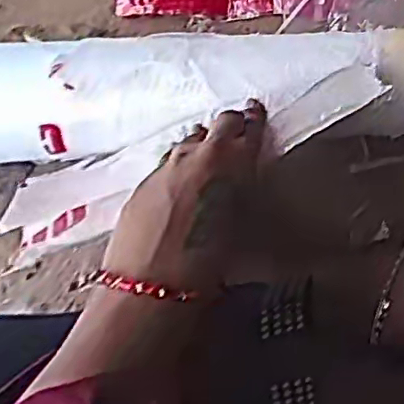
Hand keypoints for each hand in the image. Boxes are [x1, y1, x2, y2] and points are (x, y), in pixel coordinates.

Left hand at [101, 103, 267, 300]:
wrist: (151, 287)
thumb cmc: (208, 261)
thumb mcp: (246, 220)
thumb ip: (247, 186)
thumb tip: (246, 177)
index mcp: (236, 159)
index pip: (252, 124)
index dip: (257, 119)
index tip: (257, 116)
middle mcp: (204, 153)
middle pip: (223, 120)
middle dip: (232, 124)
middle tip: (237, 134)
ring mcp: (171, 164)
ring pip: (193, 138)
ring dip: (204, 144)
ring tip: (208, 161)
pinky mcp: (146, 181)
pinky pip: (169, 161)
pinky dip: (179, 166)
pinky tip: (180, 186)